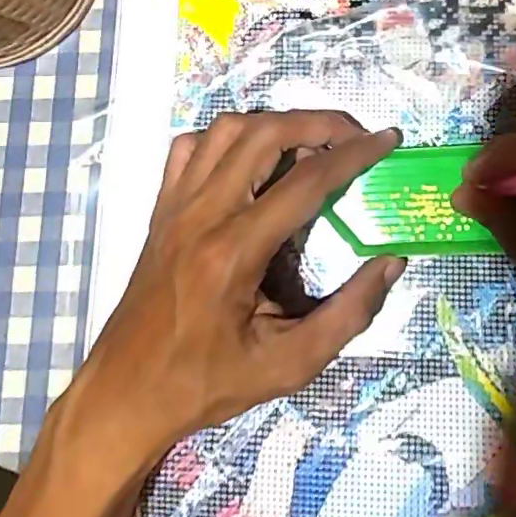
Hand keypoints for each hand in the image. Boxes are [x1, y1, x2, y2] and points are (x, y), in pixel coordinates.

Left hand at [65, 111, 406, 461]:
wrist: (123, 393)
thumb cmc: (205, 383)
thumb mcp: (290, 365)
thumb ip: (349, 314)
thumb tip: (392, 264)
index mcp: (234, 251)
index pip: (306, 182)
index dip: (354, 154)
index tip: (387, 140)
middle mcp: (202, 213)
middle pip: (265, 134)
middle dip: (318, 123)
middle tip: (354, 136)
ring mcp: (175, 204)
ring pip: (227, 129)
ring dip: (275, 124)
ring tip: (309, 144)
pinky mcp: (161, 207)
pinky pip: (191, 147)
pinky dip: (227, 138)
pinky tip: (250, 160)